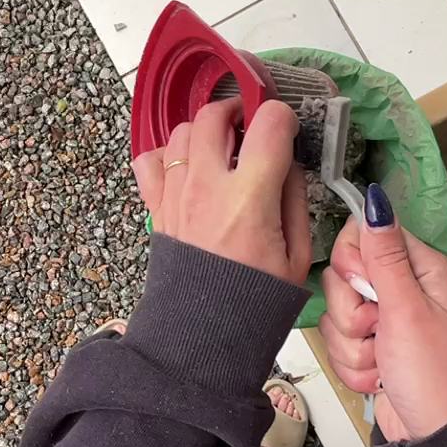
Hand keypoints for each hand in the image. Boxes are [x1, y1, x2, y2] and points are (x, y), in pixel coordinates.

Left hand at [131, 97, 311, 285]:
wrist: (204, 335)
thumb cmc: (255, 299)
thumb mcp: (297, 254)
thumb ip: (296, 199)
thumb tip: (290, 163)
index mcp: (250, 199)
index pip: (269, 124)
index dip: (284, 117)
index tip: (287, 129)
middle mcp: (207, 188)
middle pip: (214, 115)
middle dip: (237, 111)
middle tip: (251, 127)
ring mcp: (176, 196)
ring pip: (181, 132)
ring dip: (204, 131)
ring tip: (222, 149)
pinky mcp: (157, 208)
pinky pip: (149, 161)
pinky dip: (166, 155)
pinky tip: (186, 168)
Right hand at [321, 187, 446, 441]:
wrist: (437, 435)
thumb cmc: (433, 372)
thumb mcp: (408, 310)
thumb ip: (384, 257)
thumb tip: (374, 199)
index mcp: (416, 268)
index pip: (361, 236)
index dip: (352, 262)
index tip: (363, 287)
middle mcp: (397, 288)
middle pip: (341, 278)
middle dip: (351, 314)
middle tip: (379, 330)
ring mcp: (380, 320)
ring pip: (335, 316)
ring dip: (353, 347)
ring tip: (383, 361)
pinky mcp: (367, 347)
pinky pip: (338, 344)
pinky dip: (354, 366)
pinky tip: (379, 378)